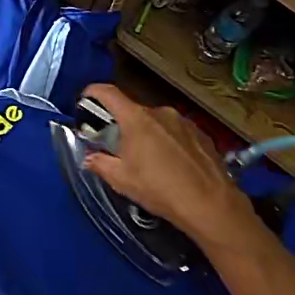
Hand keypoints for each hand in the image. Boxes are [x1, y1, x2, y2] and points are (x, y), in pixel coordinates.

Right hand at [79, 84, 264, 250]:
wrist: (208, 201)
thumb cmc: (159, 189)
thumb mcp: (122, 180)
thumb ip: (101, 164)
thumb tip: (90, 157)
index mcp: (138, 119)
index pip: (109, 93)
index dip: (93, 93)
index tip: (86, 101)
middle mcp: (162, 113)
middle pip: (135, 112)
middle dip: (124, 127)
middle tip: (120, 150)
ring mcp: (185, 121)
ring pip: (158, 123)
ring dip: (150, 136)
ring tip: (151, 163)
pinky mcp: (202, 134)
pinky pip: (177, 132)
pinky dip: (170, 143)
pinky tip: (174, 165)